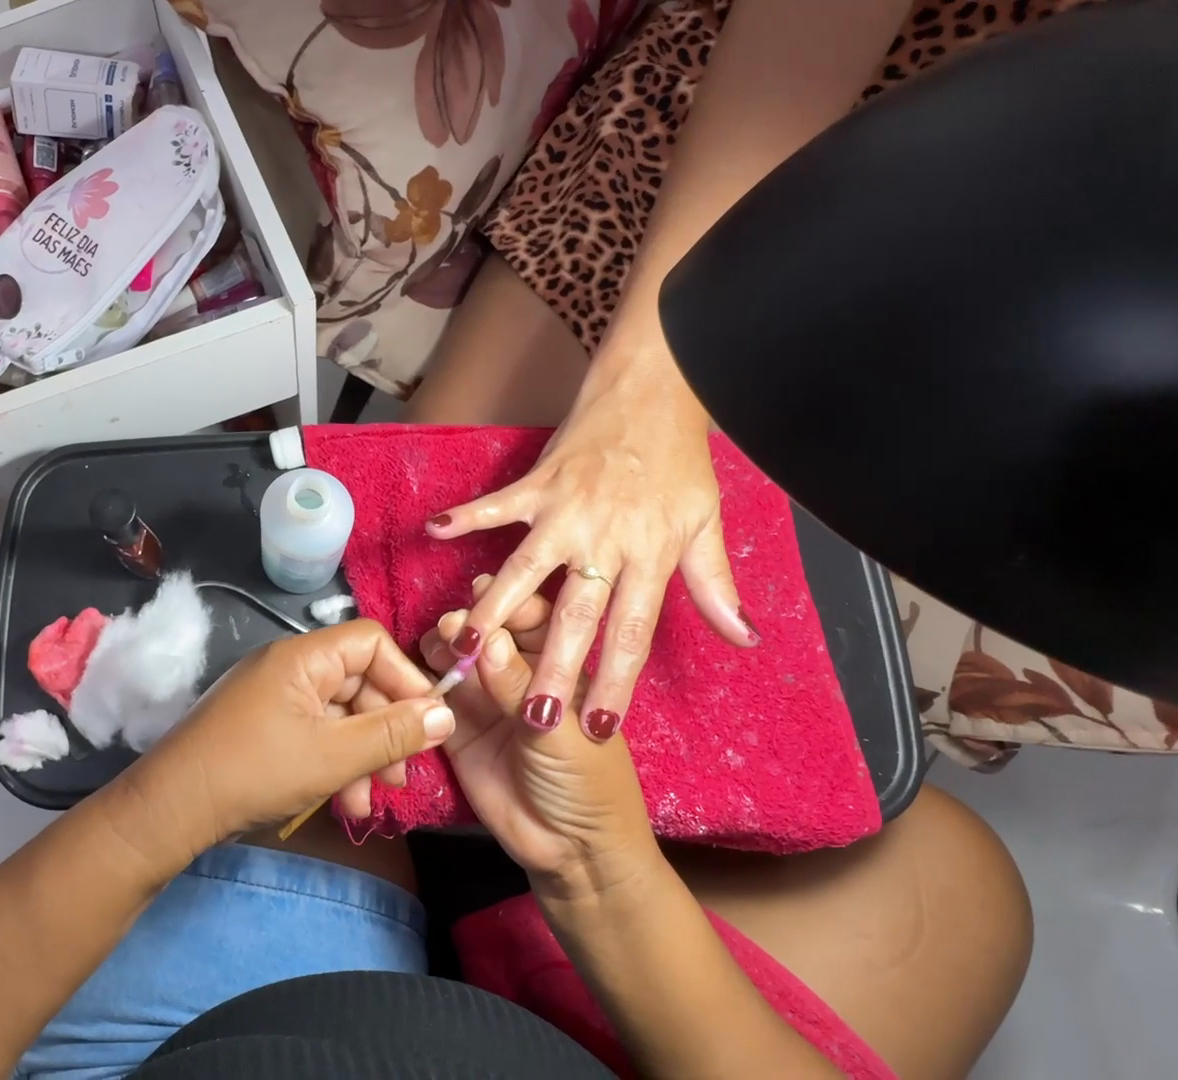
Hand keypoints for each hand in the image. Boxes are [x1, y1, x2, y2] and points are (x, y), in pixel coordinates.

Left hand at [125, 620, 455, 850]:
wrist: (174, 805)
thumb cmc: (256, 770)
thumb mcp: (333, 755)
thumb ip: (392, 734)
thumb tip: (445, 714)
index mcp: (303, 657)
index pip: (371, 643)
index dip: (405, 678)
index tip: (428, 722)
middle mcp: (289, 667)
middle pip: (359, 682)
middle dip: (385, 730)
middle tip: (402, 777)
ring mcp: (274, 697)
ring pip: (339, 715)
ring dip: (363, 756)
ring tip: (371, 802)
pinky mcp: (264, 726)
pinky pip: (314, 733)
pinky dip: (334, 763)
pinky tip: (344, 804)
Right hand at [419, 577, 662, 899]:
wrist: (570, 852)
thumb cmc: (589, 784)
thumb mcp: (560, 731)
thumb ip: (520, 687)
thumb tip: (489, 638)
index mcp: (558, 664)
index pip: (531, 619)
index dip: (509, 604)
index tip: (486, 593)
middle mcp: (517, 673)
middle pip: (486, 631)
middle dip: (469, 621)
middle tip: (453, 625)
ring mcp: (483, 698)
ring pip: (454, 657)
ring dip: (442, 647)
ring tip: (436, 649)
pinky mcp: (455, 726)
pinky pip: (431, 695)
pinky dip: (419, 682)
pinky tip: (413, 677)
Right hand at [426, 362, 755, 735]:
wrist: (654, 392)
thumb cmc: (677, 461)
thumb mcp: (706, 522)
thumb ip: (715, 585)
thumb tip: (743, 640)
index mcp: (650, 554)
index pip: (633, 631)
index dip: (616, 682)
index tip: (597, 727)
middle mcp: (606, 538)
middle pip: (577, 613)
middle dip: (554, 667)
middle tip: (533, 715)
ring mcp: (566, 510)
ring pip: (526, 568)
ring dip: (495, 607)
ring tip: (466, 643)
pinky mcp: (537, 483)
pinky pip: (497, 504)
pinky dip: (466, 515)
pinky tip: (434, 531)